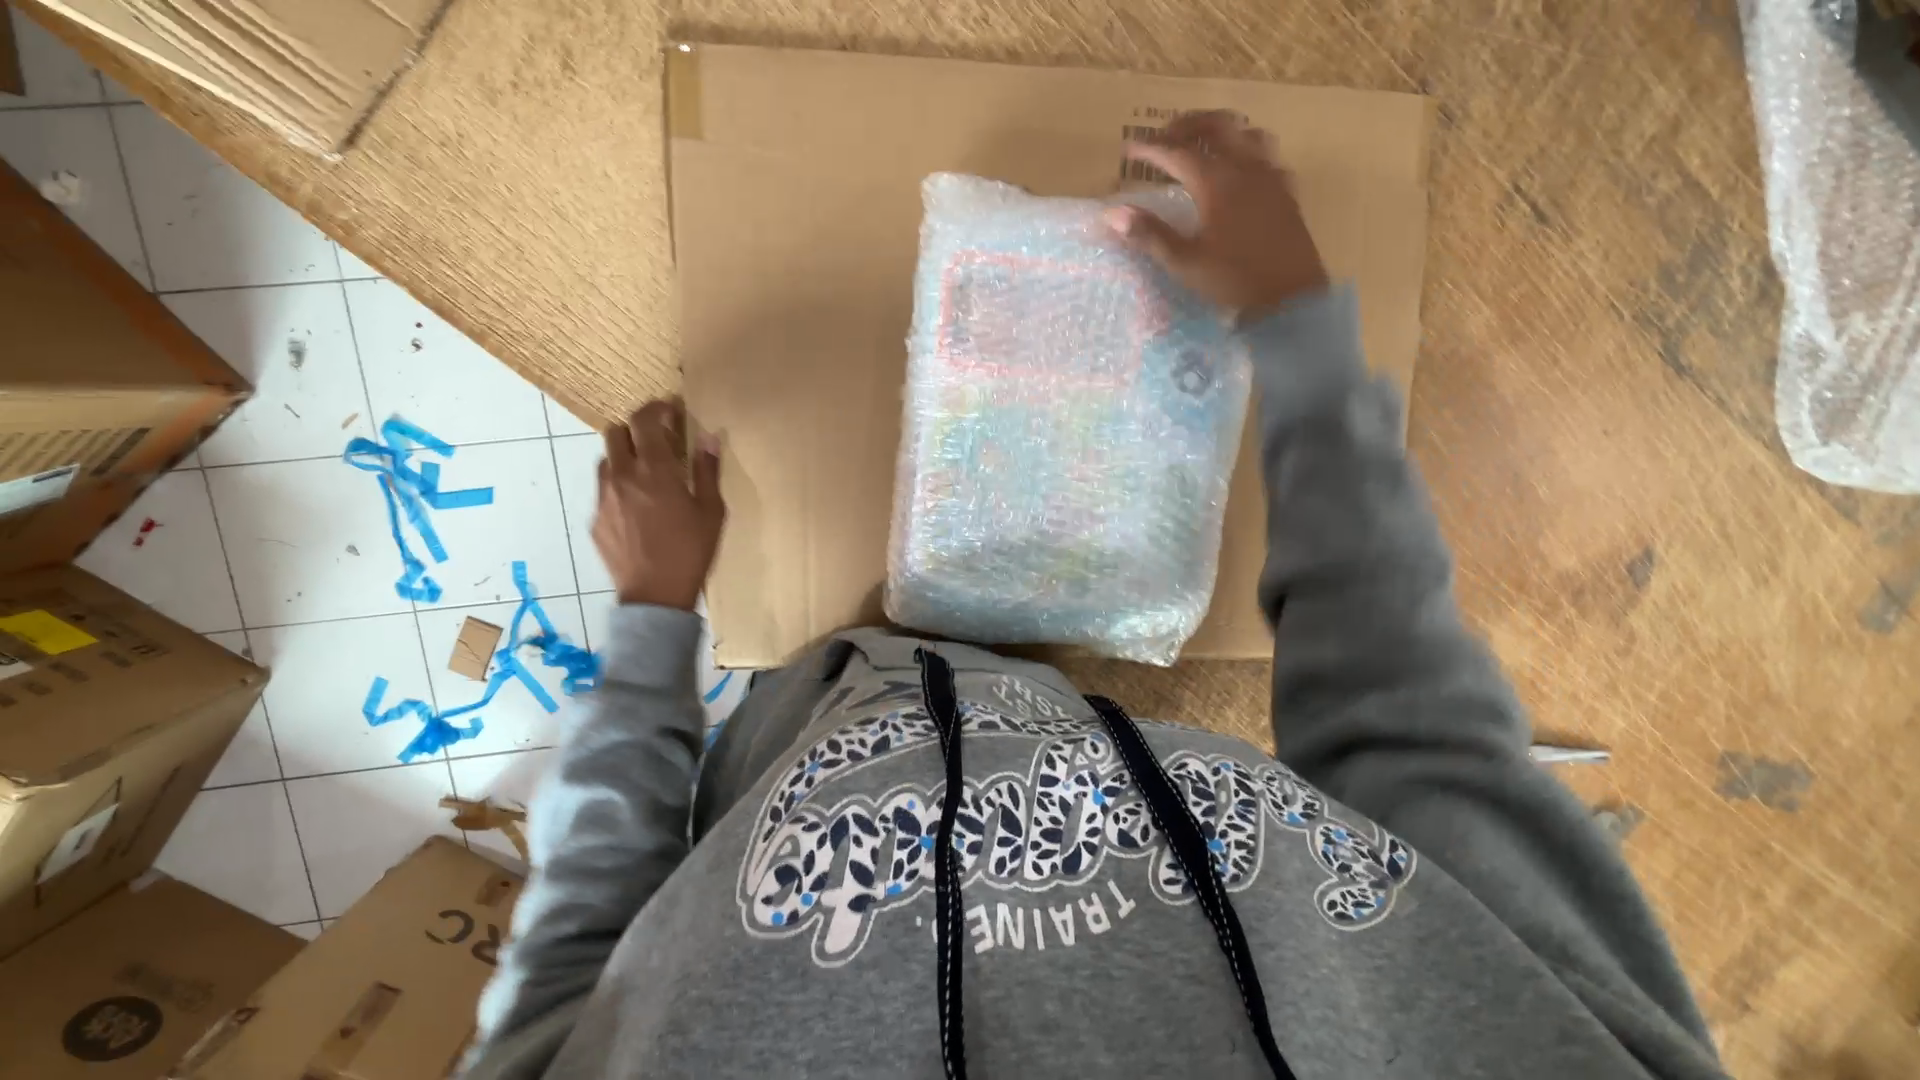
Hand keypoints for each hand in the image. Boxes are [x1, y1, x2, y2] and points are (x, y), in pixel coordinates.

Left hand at [592, 399, 724, 610]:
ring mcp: (604, 498)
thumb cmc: (691, 551)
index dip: (655, 408)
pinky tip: (638, 509)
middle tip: (657, 442)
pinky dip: (619, 488)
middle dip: (635, 430)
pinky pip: (604, 491)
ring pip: (606, 461)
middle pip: (615, 432)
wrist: (655, 595)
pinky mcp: (596, 519)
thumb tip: (709, 437)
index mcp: (654, 469)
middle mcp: (622, 476)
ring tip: (646, 476)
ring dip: (624, 458)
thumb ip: (708, 470)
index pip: (643, 419)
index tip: (669, 410)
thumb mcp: (712, 510)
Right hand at [1106, 111, 1328, 320]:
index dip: (1150, 149)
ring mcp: (1270, 176)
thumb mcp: (1185, 262)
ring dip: (1222, 131)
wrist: (1290, 297)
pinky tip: (1240, 170)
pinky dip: (1247, 152)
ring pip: (1247, 133)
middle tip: (1166, 136)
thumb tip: (1113, 213)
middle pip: (1216, 126)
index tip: (1128, 150)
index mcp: (1216, 182)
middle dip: (1187, 125)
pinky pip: (1268, 155)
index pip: (1176, 153)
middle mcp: (1245, 168)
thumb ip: (1150, 234)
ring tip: (1204, 145)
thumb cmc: (1233, 280)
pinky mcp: (1286, 190)